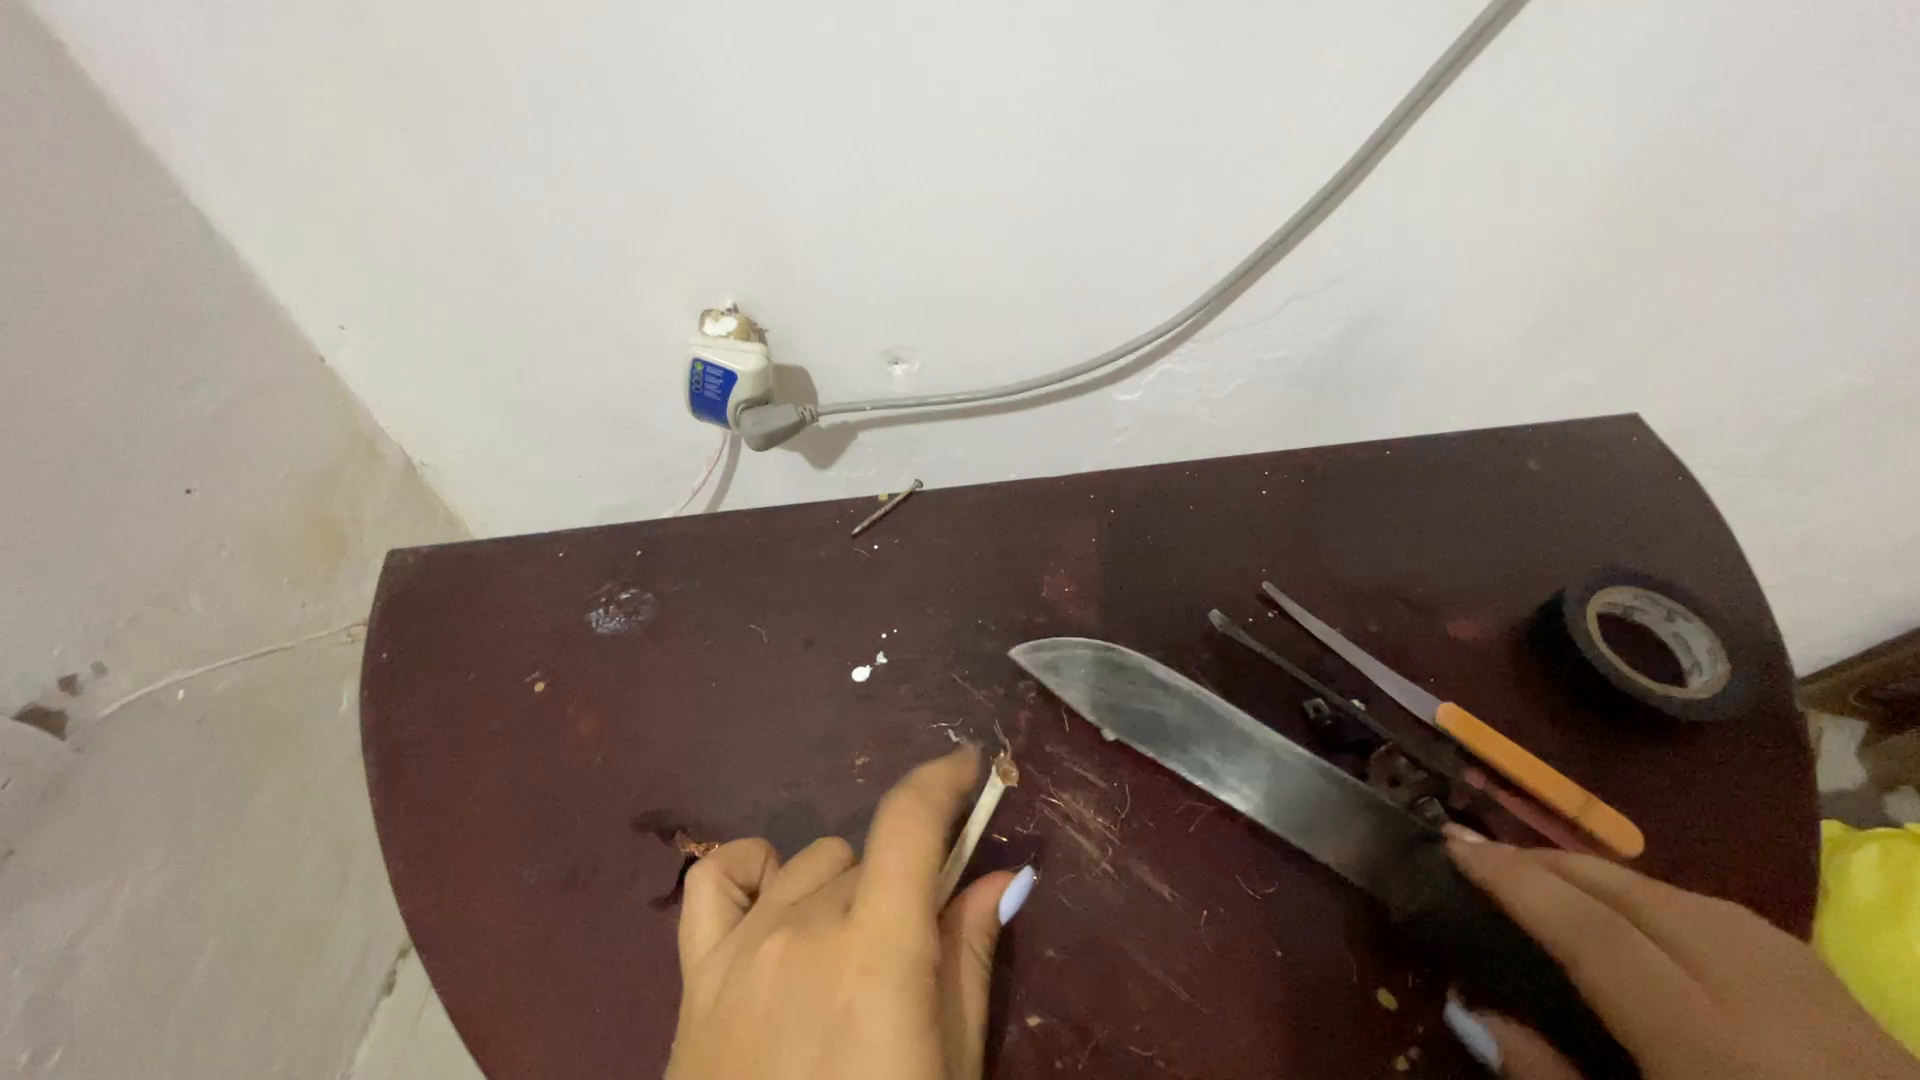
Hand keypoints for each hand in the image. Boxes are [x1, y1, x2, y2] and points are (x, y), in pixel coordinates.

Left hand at [666, 745, 1033, 1079]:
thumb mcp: (950, 1064)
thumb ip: (969, 957)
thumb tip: (998, 877)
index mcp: (877, 949)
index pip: (909, 821)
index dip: (942, 779)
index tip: (967, 768)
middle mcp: (804, 928)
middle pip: (867, 857)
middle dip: (902, 887)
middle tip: (914, 948)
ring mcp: (741, 948)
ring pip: (809, 864)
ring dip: (842, 892)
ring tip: (848, 956)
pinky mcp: (694, 976)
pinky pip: (717, 878)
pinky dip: (753, 875)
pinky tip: (774, 906)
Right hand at [1445, 832, 1919, 1079]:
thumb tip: (1473, 1010)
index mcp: (1719, 1056)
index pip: (1597, 935)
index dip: (1518, 882)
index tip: (1454, 844)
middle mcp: (1780, 1014)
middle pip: (1649, 902)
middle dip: (1557, 864)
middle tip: (1485, 850)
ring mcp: (1838, 1014)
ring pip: (1705, 904)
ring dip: (1616, 879)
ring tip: (1555, 876)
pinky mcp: (1870, 1025)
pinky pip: (1754, 931)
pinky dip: (1680, 906)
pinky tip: (1657, 917)